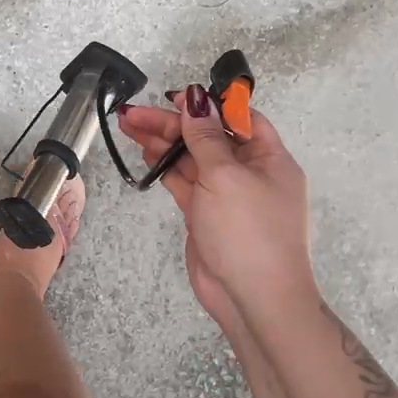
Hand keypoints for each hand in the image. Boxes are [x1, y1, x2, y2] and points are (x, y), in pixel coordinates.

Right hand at [117, 87, 315, 326]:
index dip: (208, 105)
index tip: (174, 98)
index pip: (239, 118)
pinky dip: (164, 165)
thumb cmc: (248, 231)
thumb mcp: (226, 175)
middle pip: (207, 136)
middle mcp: (249, 173)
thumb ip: (205, 135)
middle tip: (133, 114)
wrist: (253, 300)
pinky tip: (144, 153)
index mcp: (269, 160)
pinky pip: (183, 179)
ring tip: (128, 127)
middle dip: (172, 123)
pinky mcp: (205, 212)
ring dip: (162, 141)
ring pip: (190, 156)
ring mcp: (226, 194)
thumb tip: (197, 98)